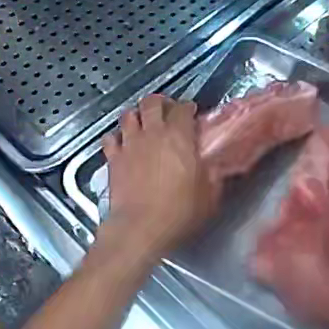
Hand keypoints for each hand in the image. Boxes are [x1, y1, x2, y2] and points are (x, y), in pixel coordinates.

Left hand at [98, 95, 218, 264]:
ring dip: (136, 115)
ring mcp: (130, 144)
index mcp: (179, 137)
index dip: (187, 107)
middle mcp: (152, 134)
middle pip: (151, 102)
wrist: (142, 227)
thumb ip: (213, 174)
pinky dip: (115, 137)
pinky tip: (121, 143)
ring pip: (128, 115)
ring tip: (142, 123)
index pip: (183, 108)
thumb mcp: (209, 194)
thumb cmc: (179, 212)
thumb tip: (218, 168)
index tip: (191, 112)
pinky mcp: (113, 159)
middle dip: (159, 102)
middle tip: (165, 110)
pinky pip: (110, 138)